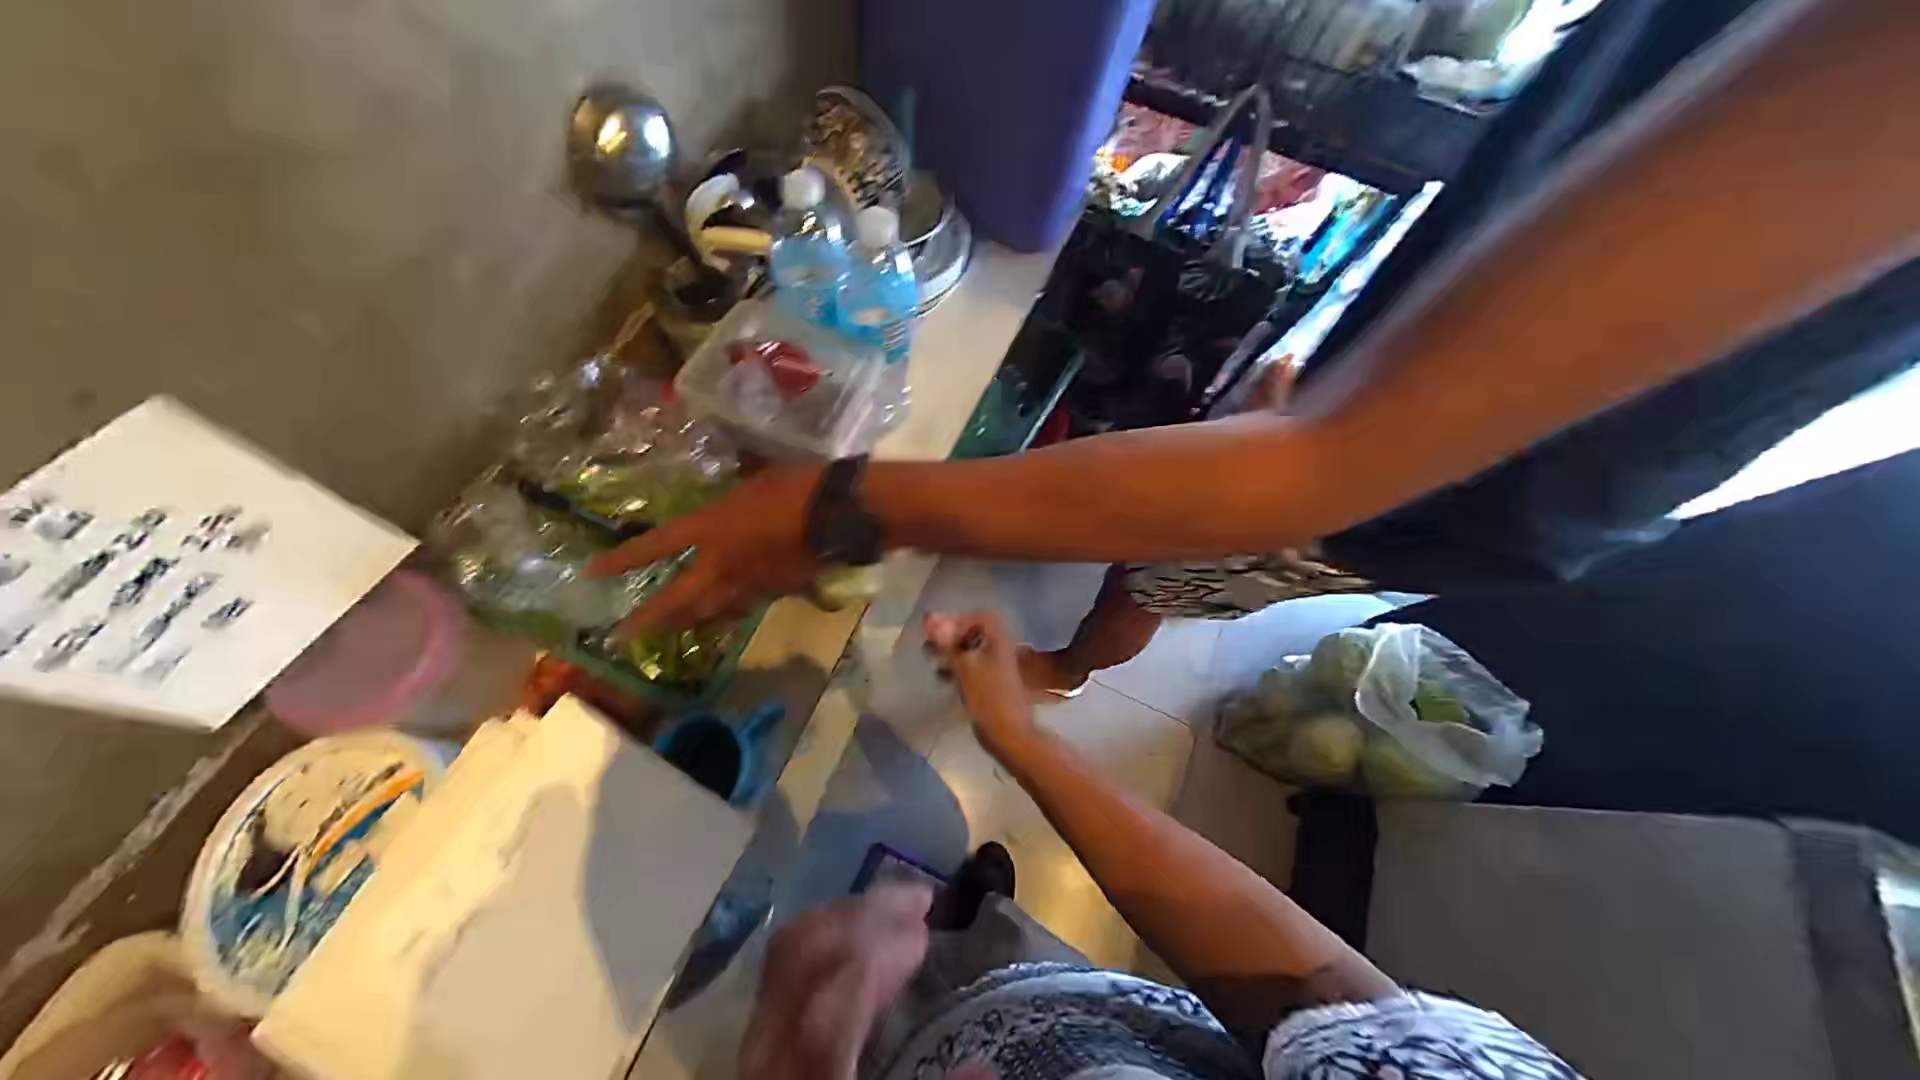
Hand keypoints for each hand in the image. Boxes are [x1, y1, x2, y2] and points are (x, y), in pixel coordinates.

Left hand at [587, 464, 824, 634]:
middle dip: (649, 619)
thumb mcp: (755, 481)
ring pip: (710, 611)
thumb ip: (734, 497)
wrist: (837, 515)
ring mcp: (748, 583)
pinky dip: (729, 610)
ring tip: (670, 630)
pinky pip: (743, 606)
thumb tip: (730, 494)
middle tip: (624, 636)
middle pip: (678, 599)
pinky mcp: (774, 592)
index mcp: (711, 528)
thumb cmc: (796, 486)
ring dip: (687, 622)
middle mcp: (721, 563)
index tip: (592, 573)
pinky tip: (725, 612)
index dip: (622, 560)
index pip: (656, 546)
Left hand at [740, 884, 932, 1079]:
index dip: (882, 960)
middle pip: (805, 960)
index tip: (926, 932)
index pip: (833, 1011)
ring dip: (847, 915)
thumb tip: (986, 1066)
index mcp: (808, 1077)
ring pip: (791, 950)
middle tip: (920, 899)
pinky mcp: (756, 1031)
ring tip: (895, 906)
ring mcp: (757, 1037)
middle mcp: (771, 1052)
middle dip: (867, 916)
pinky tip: (858, 931)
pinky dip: (826, 930)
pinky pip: (784, 961)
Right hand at [924, 611, 1042, 764]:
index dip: (958, 619)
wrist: (1012, 736)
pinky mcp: (993, 684)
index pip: (981, 616)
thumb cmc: (989, 700)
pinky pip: (973, 667)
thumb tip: (932, 618)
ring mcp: (998, 667)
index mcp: (998, 641)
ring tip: (930, 657)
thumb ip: (948, 643)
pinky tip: (942, 676)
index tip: (936, 628)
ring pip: (972, 650)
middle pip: (975, 633)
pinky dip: (956, 667)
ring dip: (951, 651)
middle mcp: (1000, 650)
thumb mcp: (965, 669)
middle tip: (928, 643)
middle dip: (951, 635)